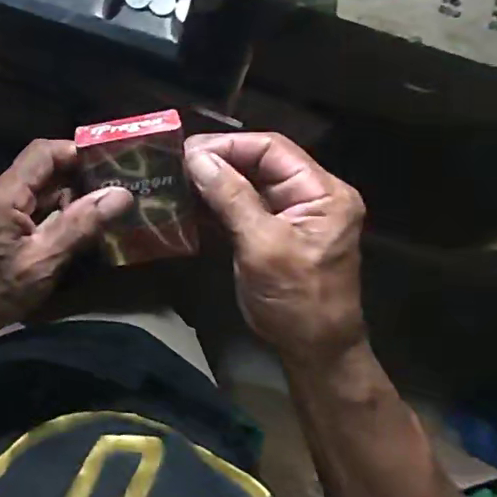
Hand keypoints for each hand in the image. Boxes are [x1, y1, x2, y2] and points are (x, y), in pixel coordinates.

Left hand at [0, 139, 132, 357]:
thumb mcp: (45, 261)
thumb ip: (81, 225)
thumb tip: (121, 194)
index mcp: (2, 193)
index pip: (43, 152)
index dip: (77, 152)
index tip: (110, 163)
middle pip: (42, 167)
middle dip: (78, 176)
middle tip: (116, 187)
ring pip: (38, 184)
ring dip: (68, 194)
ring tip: (105, 205)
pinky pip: (30, 200)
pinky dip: (54, 208)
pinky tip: (79, 222)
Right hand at [184, 132, 366, 361]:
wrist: (313, 351)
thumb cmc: (297, 299)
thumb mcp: (264, 246)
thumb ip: (232, 198)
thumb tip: (197, 158)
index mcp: (322, 192)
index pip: (272, 149)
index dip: (228, 145)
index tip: (188, 151)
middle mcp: (308, 195)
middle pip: (257, 161)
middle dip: (217, 160)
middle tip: (175, 163)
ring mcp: (288, 213)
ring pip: (245, 181)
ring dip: (211, 180)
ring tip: (175, 178)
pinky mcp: (269, 230)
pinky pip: (239, 205)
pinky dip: (213, 202)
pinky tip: (186, 201)